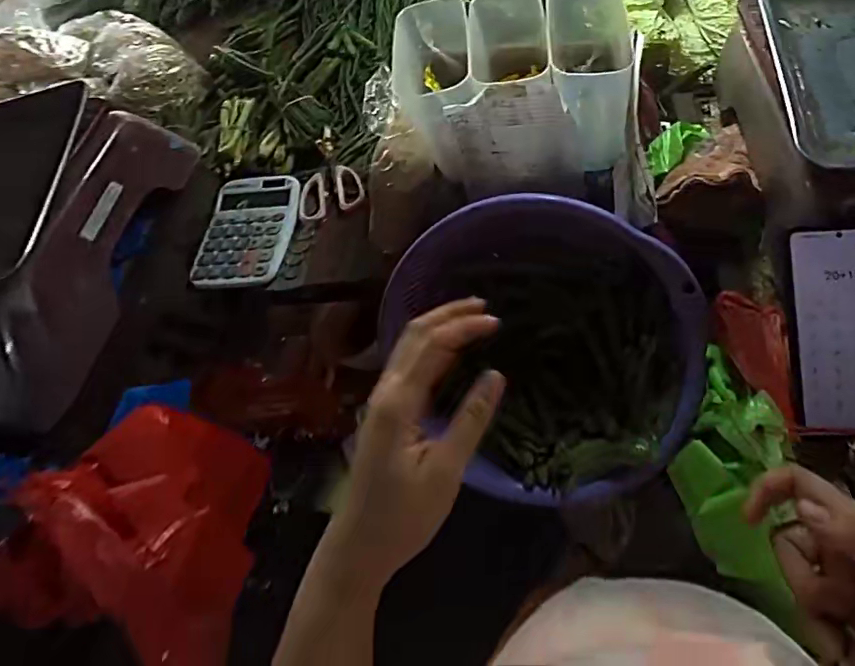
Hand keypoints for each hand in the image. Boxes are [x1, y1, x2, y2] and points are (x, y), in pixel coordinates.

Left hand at [326, 298, 504, 590]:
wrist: (357, 548)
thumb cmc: (402, 517)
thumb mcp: (445, 471)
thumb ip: (470, 420)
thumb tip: (496, 375)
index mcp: (397, 401)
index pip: (432, 345)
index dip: (464, 327)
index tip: (496, 322)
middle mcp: (385, 390)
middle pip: (414, 334)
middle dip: (448, 314)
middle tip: (484, 306)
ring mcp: (381, 399)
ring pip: (408, 346)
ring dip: (438, 326)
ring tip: (471, 317)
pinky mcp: (384, 411)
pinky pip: (408, 364)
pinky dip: (431, 346)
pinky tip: (449, 350)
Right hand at [745, 466, 854, 665]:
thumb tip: (800, 505)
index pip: (800, 486)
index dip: (768, 488)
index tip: (748, 518)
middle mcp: (845, 556)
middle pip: (788, 542)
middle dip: (802, 578)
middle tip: (839, 607)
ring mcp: (847, 600)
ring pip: (797, 589)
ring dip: (813, 619)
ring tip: (850, 646)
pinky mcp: (848, 640)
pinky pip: (809, 629)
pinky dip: (820, 644)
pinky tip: (848, 657)